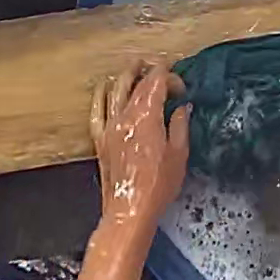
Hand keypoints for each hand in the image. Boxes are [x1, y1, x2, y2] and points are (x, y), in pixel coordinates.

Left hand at [89, 62, 190, 241]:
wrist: (129, 213)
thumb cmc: (158, 186)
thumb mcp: (179, 154)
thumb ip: (180, 125)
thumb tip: (182, 107)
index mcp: (147, 115)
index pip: (157, 81)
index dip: (170, 77)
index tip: (181, 88)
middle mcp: (126, 115)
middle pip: (137, 82)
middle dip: (150, 71)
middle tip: (161, 69)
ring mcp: (110, 126)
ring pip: (116, 90)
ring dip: (127, 74)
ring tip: (135, 66)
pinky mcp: (100, 139)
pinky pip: (97, 110)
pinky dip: (100, 95)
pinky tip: (104, 86)